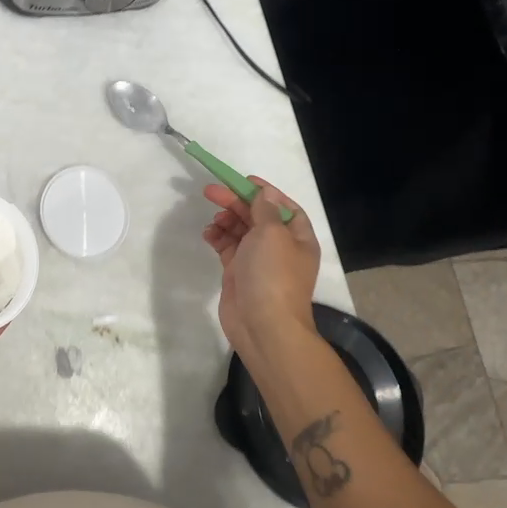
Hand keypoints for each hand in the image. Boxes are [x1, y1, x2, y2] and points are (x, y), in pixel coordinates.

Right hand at [202, 178, 320, 361]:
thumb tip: (265, 192)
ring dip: (226, 220)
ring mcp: (258, 261)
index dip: (266, 192)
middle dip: (237, 202)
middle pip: (258, 216)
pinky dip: (218, 237)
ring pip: (240, 231)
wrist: (263, 325)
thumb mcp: (272, 233)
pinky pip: (227, 247)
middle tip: (211, 192)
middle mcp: (280, 248)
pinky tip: (209, 234)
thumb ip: (265, 209)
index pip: (285, 207)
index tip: (244, 181)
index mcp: (298, 238)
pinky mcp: (239, 273)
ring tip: (214, 220)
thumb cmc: (273, 275)